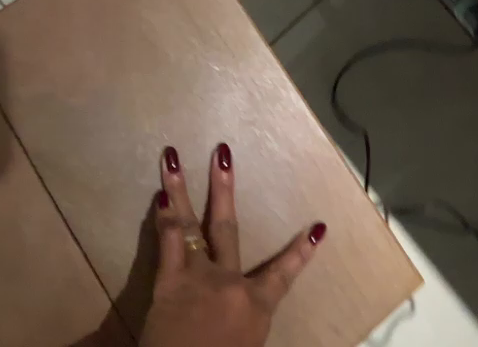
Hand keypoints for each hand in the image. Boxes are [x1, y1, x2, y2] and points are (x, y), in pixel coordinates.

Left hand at [140, 143, 325, 346]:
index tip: (318, 227)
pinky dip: (163, 218)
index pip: (283, 276)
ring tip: (172, 156)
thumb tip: (243, 317)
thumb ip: (247, 324)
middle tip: (221, 152)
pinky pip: (168, 242)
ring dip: (181, 189)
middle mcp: (229, 283)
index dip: (301, 252)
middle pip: (227, 227)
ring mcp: (198, 277)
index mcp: (256, 309)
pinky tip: (159, 196)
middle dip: (224, 188)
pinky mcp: (169, 282)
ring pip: (190, 224)